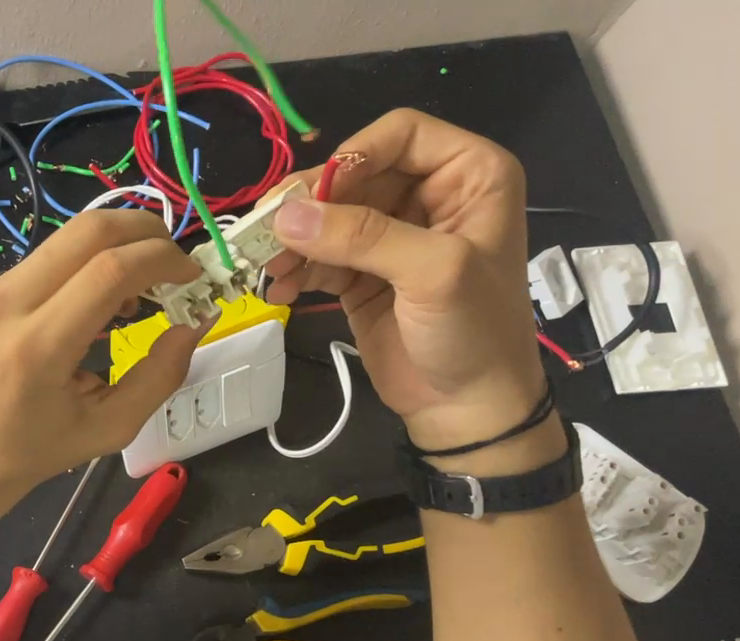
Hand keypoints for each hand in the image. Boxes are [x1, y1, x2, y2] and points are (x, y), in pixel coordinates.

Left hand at [0, 210, 205, 497]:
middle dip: (146, 233)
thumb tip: (197, 321)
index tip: (192, 277)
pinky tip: (105, 297)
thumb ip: (161, 375)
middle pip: (88, 231)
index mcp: (36, 349)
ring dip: (119, 245)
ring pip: (69, 235)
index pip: (108, 271)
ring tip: (141, 288)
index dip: (161, 260)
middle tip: (174, 264)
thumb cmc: (42, 449)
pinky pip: (51, 254)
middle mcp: (8, 307)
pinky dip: (91, 259)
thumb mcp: (113, 427)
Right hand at [262, 109, 543, 451]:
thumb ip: (362, 237)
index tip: (312, 196)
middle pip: (352, 177)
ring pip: (328, 219)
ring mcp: (389, 240)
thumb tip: (285, 216)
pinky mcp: (360, 277)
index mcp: (467, 175)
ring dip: (293, 242)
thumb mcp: (431, 273)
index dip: (353, 156)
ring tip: (268, 271)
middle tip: (265, 232)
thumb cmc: (473, 331)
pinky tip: (279, 291)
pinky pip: (318, 259)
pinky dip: (294, 272)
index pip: (400, 134)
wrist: (466, 408)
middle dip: (309, 205)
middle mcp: (426, 198)